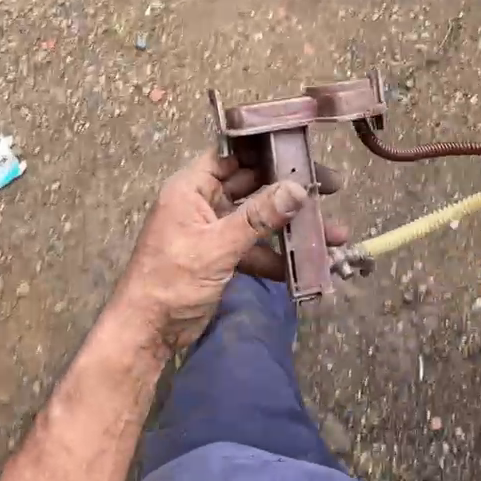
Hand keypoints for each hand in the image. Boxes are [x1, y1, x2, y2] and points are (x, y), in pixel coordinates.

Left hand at [113, 152, 345, 351]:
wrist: (146, 332)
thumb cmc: (171, 280)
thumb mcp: (216, 246)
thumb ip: (258, 218)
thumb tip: (297, 190)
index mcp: (191, 188)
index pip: (230, 155)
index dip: (263, 149)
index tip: (300, 149)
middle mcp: (202, 203)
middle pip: (251, 185)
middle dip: (289, 190)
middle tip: (330, 188)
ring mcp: (213, 231)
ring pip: (259, 221)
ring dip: (292, 227)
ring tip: (334, 233)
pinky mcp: (221, 258)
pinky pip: (255, 249)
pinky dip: (279, 257)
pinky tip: (310, 265)